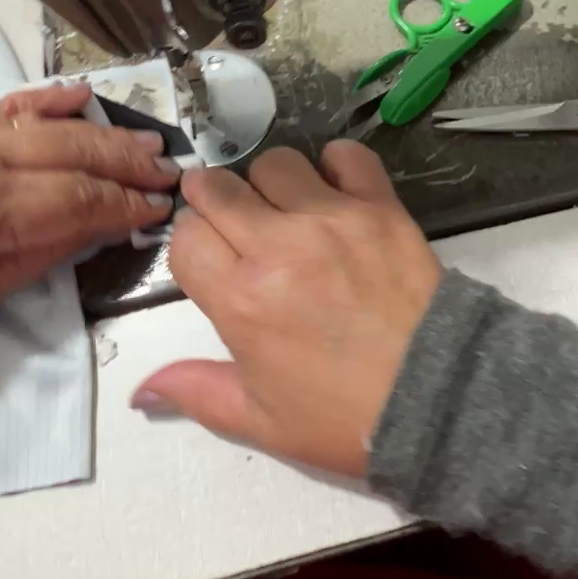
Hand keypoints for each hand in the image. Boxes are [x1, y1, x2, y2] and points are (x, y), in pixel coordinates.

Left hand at [0, 84, 181, 335]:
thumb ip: (47, 250)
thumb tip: (108, 223)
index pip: (79, 199)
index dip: (127, 205)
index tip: (160, 208)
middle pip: (74, 152)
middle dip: (128, 164)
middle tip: (168, 172)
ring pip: (49, 123)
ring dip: (103, 132)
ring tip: (145, 142)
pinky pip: (7, 100)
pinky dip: (49, 99)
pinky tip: (86, 97)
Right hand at [133, 142, 441, 478]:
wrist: (436, 397)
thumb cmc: (344, 417)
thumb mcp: (262, 421)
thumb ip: (197, 393)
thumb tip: (141, 389)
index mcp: (241, 300)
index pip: (185, 237)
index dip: (190, 243)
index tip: (208, 255)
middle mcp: (279, 246)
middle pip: (221, 189)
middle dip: (214, 198)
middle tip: (233, 218)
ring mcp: (333, 219)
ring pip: (277, 163)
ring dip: (271, 182)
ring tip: (287, 208)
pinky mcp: (380, 207)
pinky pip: (348, 156)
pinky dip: (337, 164)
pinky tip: (336, 190)